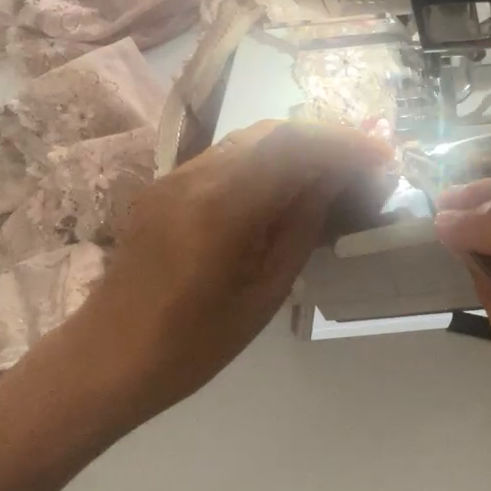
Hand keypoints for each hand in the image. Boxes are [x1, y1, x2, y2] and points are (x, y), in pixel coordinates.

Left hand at [59, 121, 391, 427]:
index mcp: (225, 204)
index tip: (384, 157)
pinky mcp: (163, 187)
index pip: (300, 148)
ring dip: (297, 145)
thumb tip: (336, 179)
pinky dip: (267, 159)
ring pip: (249, 138)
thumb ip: (302, 225)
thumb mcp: (266, 289)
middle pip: (275, 130)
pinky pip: (226, 157)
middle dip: (326, 137)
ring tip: (333, 170)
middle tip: (363, 159)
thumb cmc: (195, 342)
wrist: (106, 360)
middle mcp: (197, 176)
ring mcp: (174, 177)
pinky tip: (285, 187)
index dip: (348, 145)